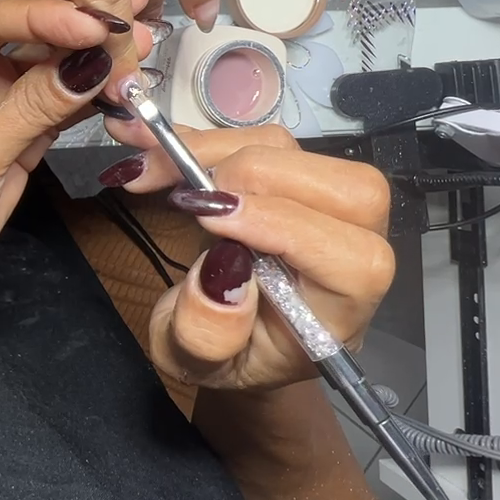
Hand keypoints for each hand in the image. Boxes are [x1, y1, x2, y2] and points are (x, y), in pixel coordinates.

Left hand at [0, 0, 152, 291]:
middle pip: (24, 25)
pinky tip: (126, 79)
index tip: (99, 24)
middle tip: (133, 17)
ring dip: (92, 53)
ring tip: (142, 42)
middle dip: (78, 24)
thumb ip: (31, 107)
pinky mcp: (15, 120)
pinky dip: (89, 90)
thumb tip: (93, 63)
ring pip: (47, 57)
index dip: (48, 16)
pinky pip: (56, 94)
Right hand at [98, 124, 393, 391]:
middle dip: (261, 174)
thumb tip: (220, 277)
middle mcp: (345, 252)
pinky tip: (145, 140)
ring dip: (213, 147)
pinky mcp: (286, 178)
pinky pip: (254, 139)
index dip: (286, 226)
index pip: (353, 261)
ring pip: (294, 151)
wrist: (230, 335)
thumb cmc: (222, 355)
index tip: (207, 217)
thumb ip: (206, 336)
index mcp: (337, 313)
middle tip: (189, 192)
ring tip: (147, 170)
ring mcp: (319, 207)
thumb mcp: (196, 364)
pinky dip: (196, 135)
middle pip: (349, 190)